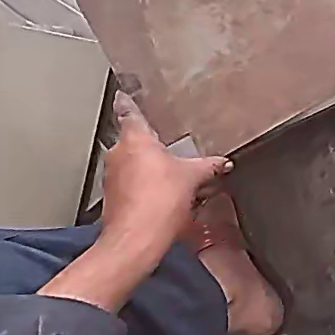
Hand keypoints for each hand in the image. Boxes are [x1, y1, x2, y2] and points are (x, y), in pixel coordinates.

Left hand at [99, 92, 232, 259]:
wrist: (136, 240)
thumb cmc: (158, 203)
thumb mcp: (192, 179)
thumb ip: (209, 167)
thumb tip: (223, 163)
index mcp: (135, 139)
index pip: (128, 111)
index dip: (128, 102)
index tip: (124, 94)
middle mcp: (118, 154)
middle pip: (133, 141)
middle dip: (149, 145)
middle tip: (167, 149)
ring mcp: (112, 176)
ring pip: (130, 164)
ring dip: (144, 168)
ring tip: (167, 177)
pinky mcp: (112, 197)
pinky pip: (128, 184)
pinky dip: (140, 187)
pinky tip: (158, 197)